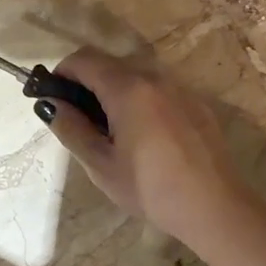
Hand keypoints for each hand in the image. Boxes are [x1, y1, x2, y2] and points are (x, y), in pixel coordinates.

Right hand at [45, 49, 261, 248]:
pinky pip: (158, 91)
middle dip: (86, 84)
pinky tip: (142, 138)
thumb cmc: (151, 189)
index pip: (84, 59)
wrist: (215, 207)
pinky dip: (140, 102)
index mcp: (128, 88)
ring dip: (113, 93)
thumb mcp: (101, 164)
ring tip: (110, 133)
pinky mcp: (196, 104)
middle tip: (78, 122)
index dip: (62, 73)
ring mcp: (180, 88)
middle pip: (110, 64)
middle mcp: (155, 77)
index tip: (53, 99)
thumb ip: (71, 128)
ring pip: (136, 77)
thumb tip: (50, 104)